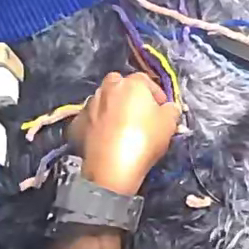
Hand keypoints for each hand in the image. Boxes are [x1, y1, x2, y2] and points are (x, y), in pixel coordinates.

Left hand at [69, 72, 181, 194]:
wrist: (112, 167)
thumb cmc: (145, 139)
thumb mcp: (169, 124)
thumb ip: (171, 110)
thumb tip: (168, 107)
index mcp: (131, 83)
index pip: (146, 81)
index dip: (156, 95)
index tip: (162, 109)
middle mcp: (108, 88)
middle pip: (120, 85)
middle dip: (128, 96)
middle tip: (138, 115)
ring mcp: (89, 105)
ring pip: (103, 101)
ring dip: (111, 109)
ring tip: (120, 128)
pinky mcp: (77, 123)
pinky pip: (90, 119)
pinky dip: (96, 124)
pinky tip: (104, 138)